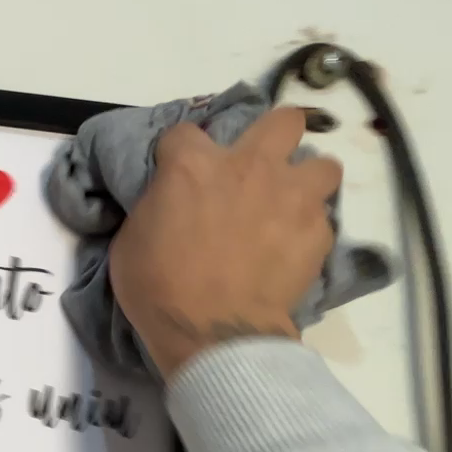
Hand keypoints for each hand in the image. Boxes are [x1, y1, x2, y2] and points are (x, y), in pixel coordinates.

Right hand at [109, 106, 342, 377]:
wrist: (210, 330)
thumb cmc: (155, 287)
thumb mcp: (130, 241)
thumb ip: (155, 207)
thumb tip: (168, 201)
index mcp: (192, 168)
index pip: (183, 132)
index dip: (177, 151)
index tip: (174, 170)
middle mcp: (249, 167)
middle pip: (281, 121)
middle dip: (270, 138)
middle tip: (254, 170)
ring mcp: (292, 196)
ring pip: (320, 164)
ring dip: (302, 182)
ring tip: (284, 208)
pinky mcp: (319, 230)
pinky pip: (319, 218)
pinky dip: (304, 230)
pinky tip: (286, 251)